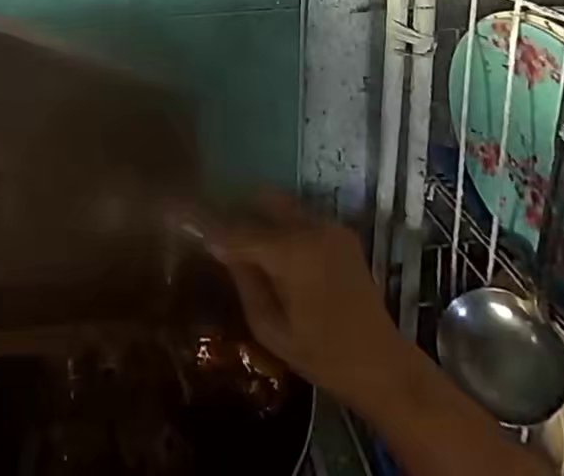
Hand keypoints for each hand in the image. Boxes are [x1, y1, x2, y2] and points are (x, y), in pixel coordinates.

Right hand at [207, 193, 410, 405]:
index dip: (209, 225)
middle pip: (261, 200)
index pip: (238, 230)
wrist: (381, 363)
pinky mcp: (340, 232)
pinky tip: (270, 250)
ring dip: (259, 215)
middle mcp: (311, 227)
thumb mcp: (269, 327)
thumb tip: (219, 247)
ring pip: (281, 204)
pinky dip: (280, 225)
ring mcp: (330, 226)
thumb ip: (243, 280)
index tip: (182, 217)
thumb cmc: (321, 354)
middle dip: (236, 210)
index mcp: (291, 252)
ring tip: (239, 239)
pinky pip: (300, 217)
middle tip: (215, 229)